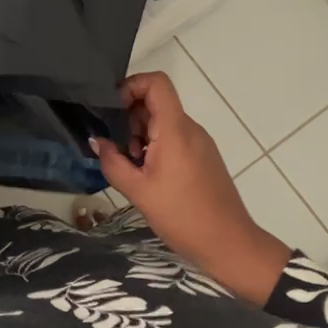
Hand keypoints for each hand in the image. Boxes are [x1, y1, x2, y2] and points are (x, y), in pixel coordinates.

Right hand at [93, 71, 292, 304]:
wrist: (230, 244)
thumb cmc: (183, 217)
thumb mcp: (138, 192)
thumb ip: (113, 162)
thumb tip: (97, 141)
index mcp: (175, 130)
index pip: (156, 82)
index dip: (131, 85)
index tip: (113, 110)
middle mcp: (190, 129)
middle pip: (156, 102)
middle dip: (131, 119)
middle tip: (121, 150)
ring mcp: (200, 142)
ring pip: (164, 122)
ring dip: (142, 136)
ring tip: (135, 168)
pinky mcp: (204, 156)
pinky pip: (175, 137)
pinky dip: (156, 147)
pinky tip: (151, 176)